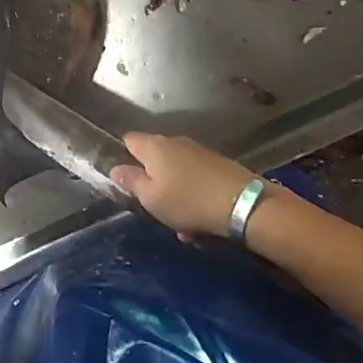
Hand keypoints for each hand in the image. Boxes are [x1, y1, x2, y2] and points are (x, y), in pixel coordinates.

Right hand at [110, 132, 260, 238]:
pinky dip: (193, 195)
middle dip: (151, 178)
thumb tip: (116, 169)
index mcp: (154, 147)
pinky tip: (200, 221)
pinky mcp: (220, 165)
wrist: (246, 205)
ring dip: (174, 192)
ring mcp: (200, 152)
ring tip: (180, 222)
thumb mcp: (151, 198)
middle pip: (154, 157)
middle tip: (152, 204)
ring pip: (177, 172)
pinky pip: (196, 179)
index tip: (124, 176)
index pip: (128, 140)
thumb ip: (131, 181)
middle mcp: (176, 143)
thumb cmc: (188, 201)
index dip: (122, 155)